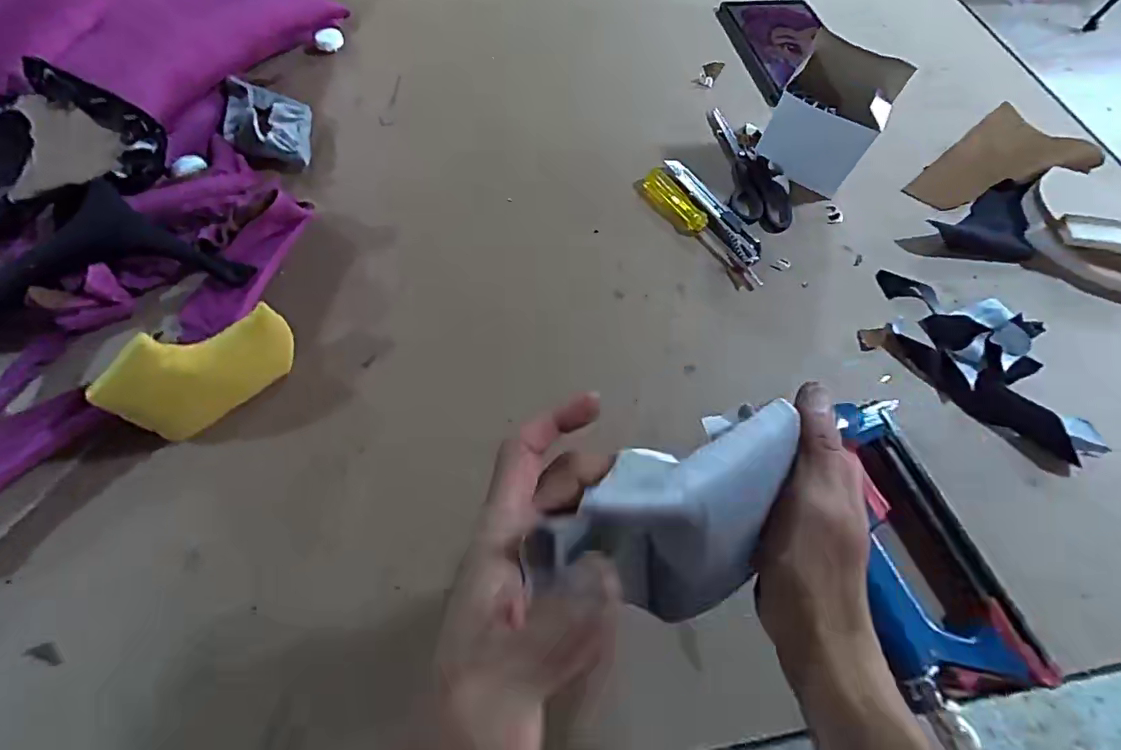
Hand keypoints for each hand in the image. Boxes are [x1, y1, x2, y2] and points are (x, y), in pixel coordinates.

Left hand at [418, 393, 620, 749]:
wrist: (469, 747)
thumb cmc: (476, 706)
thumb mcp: (513, 665)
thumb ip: (561, 619)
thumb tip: (608, 567)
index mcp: (499, 537)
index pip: (522, 458)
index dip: (555, 421)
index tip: (598, 406)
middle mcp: (518, 543)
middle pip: (559, 483)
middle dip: (598, 471)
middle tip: (646, 485)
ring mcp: (536, 572)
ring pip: (576, 516)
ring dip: (610, 505)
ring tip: (651, 513)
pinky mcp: (552, 600)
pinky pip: (587, 553)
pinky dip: (611, 543)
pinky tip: (638, 559)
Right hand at [754, 382, 874, 674]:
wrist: (814, 637)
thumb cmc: (811, 562)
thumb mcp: (814, 493)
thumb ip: (816, 442)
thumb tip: (815, 388)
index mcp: (841, 468)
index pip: (809, 422)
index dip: (779, 420)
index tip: (746, 430)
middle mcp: (832, 483)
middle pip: (793, 446)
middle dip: (765, 443)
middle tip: (729, 452)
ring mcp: (815, 511)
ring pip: (782, 472)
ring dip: (759, 469)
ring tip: (728, 472)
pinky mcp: (797, 534)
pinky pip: (775, 499)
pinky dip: (758, 494)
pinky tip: (737, 500)